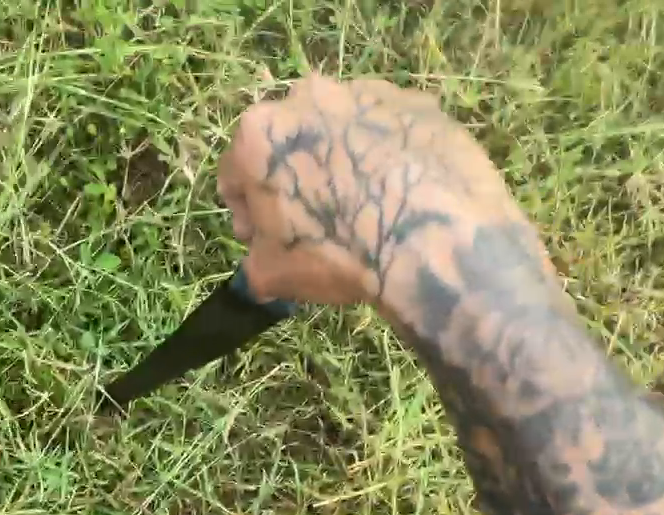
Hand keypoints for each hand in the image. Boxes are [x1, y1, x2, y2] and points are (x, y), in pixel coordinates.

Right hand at [217, 76, 546, 320]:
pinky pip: (383, 132)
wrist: (429, 239)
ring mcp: (366, 92)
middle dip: (290, 180)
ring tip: (357, 208)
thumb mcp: (270, 274)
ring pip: (335, 132)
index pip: (234, 175)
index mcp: (259, 134)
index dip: (244, 212)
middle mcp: (307, 97)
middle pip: (286, 144)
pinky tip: (393, 195)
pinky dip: (381, 157)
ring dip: (335, 163)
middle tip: (309, 222)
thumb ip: (255, 258)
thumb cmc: (334, 253)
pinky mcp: (415, 102)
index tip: (262, 238)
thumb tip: (263, 258)